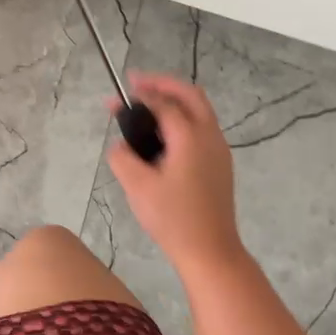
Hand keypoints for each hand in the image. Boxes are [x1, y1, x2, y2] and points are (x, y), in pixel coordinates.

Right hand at [106, 72, 244, 273]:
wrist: (210, 249)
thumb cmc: (173, 217)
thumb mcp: (137, 186)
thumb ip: (123, 157)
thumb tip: (121, 145)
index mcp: (190, 137)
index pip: (164, 104)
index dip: (139, 95)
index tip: (116, 96)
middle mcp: (210, 136)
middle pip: (190, 96)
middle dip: (163, 85)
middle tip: (137, 85)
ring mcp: (218, 151)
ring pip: (199, 112)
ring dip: (173, 103)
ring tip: (145, 110)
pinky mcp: (218, 165)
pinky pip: (201, 130)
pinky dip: (181, 121)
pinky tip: (161, 139)